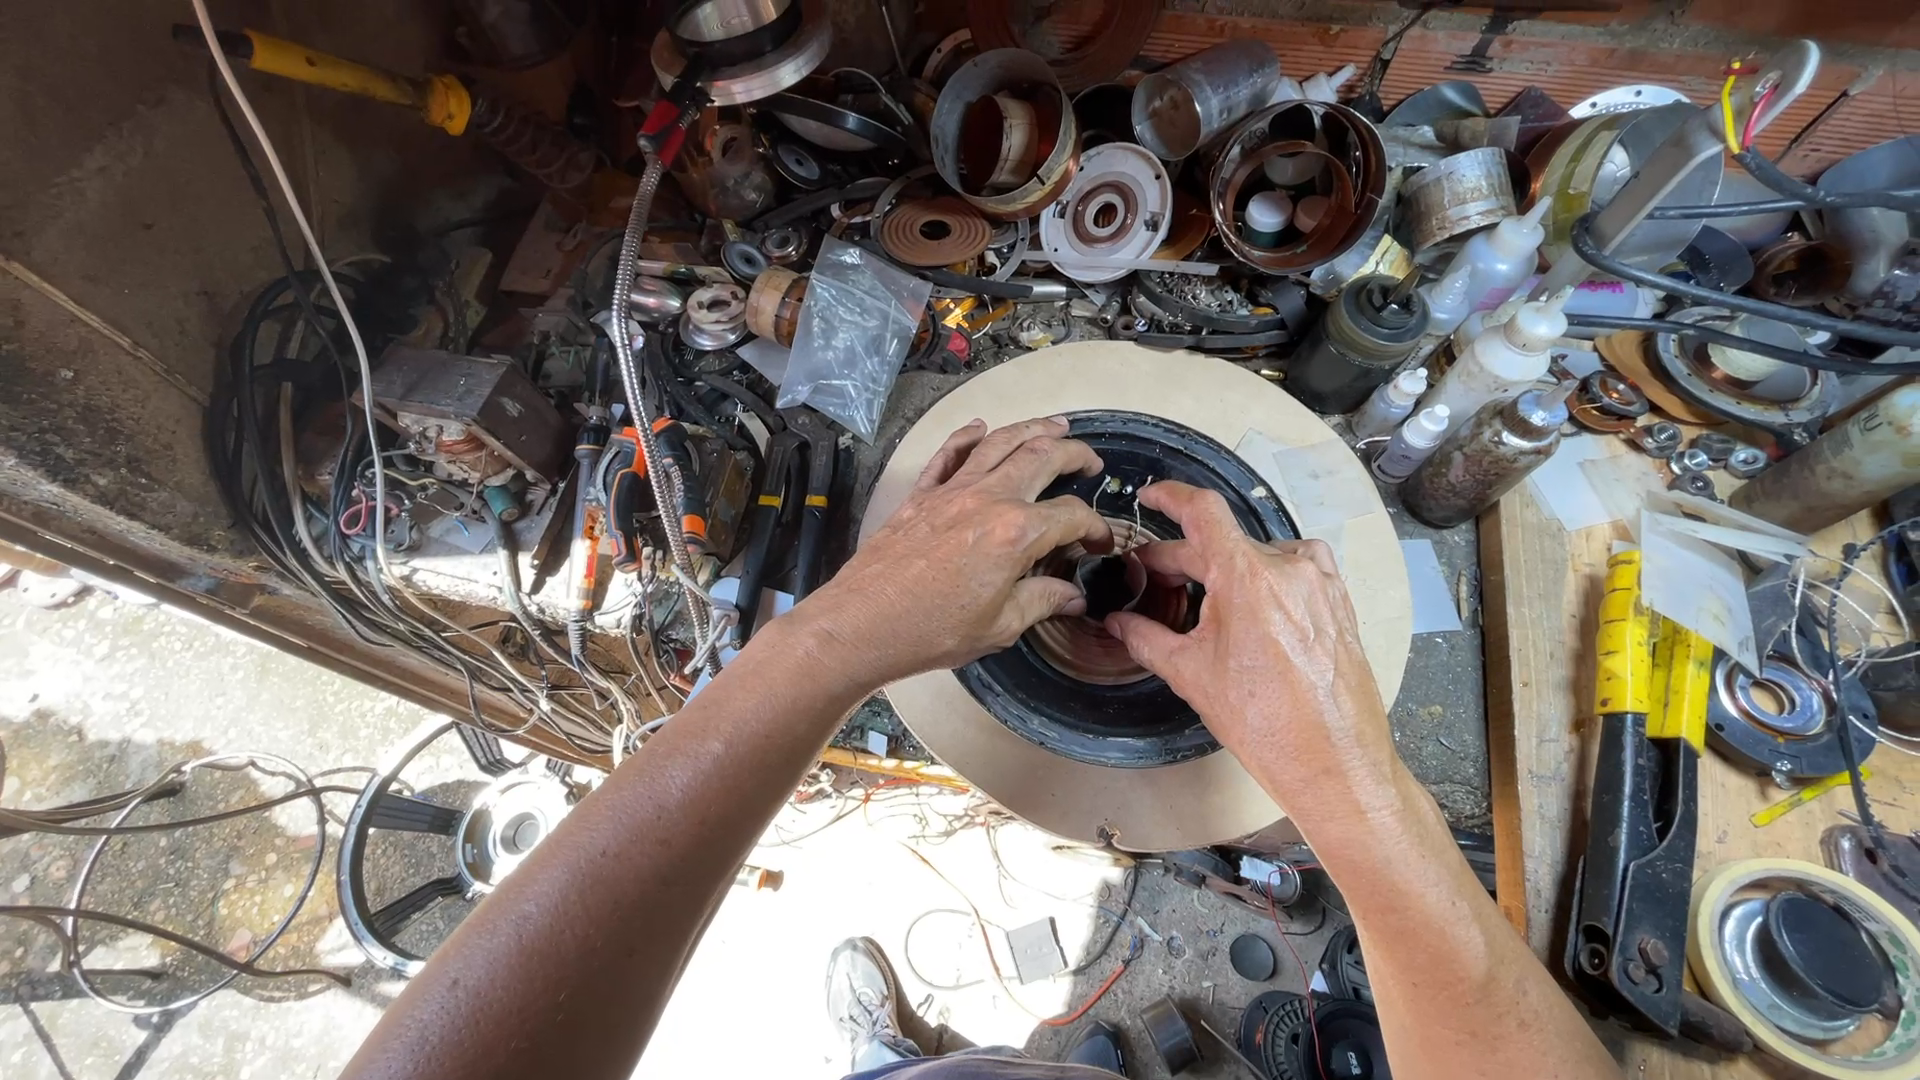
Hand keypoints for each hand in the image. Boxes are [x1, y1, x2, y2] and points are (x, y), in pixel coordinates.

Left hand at [805, 417, 1111, 683]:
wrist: (864, 622)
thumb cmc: (935, 630)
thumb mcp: (1000, 626)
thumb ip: (1042, 601)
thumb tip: (1073, 595)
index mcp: (1016, 533)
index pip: (1070, 517)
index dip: (1095, 528)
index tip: (1101, 543)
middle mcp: (989, 498)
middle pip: (1041, 457)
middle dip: (1074, 453)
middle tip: (1090, 461)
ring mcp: (951, 490)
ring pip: (999, 442)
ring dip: (1032, 429)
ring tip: (1055, 425)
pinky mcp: (921, 494)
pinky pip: (948, 454)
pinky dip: (966, 436)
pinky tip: (979, 428)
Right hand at [1104, 482, 1395, 811]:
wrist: (1333, 761)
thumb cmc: (1259, 720)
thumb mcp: (1190, 674)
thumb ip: (1145, 637)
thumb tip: (1114, 621)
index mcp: (1246, 576)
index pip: (1203, 511)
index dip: (1171, 496)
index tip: (1150, 496)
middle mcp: (1287, 567)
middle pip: (1223, 542)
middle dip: (1182, 557)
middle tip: (1151, 577)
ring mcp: (1319, 582)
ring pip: (1258, 555)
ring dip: (1224, 566)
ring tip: (1202, 595)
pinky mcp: (1338, 601)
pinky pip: (1293, 567)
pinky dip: (1263, 574)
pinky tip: (1252, 603)